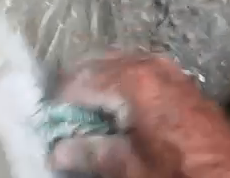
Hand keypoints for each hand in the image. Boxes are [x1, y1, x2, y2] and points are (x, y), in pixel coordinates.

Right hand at [47, 53, 229, 177]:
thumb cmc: (181, 175)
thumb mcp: (132, 169)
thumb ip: (93, 154)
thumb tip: (58, 151)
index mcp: (133, 79)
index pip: (81, 79)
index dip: (60, 98)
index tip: (46, 116)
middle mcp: (150, 64)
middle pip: (101, 63)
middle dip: (80, 84)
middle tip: (63, 113)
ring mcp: (169, 70)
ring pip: (122, 63)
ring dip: (103, 82)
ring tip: (89, 111)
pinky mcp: (183, 83)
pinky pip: (143, 71)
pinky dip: (125, 84)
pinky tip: (121, 109)